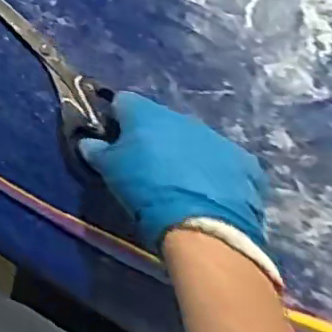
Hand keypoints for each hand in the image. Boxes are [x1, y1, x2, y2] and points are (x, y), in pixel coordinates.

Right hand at [78, 92, 270, 256]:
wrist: (202, 229)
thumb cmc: (145, 193)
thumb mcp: (109, 172)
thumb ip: (96, 150)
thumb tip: (88, 141)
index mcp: (144, 112)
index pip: (122, 102)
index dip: (117, 120)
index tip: (115, 143)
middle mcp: (180, 116)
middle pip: (159, 121)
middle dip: (154, 139)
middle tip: (147, 169)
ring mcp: (214, 137)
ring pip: (192, 140)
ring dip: (185, 155)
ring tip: (180, 187)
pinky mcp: (243, 162)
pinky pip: (224, 162)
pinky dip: (217, 174)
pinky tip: (212, 196)